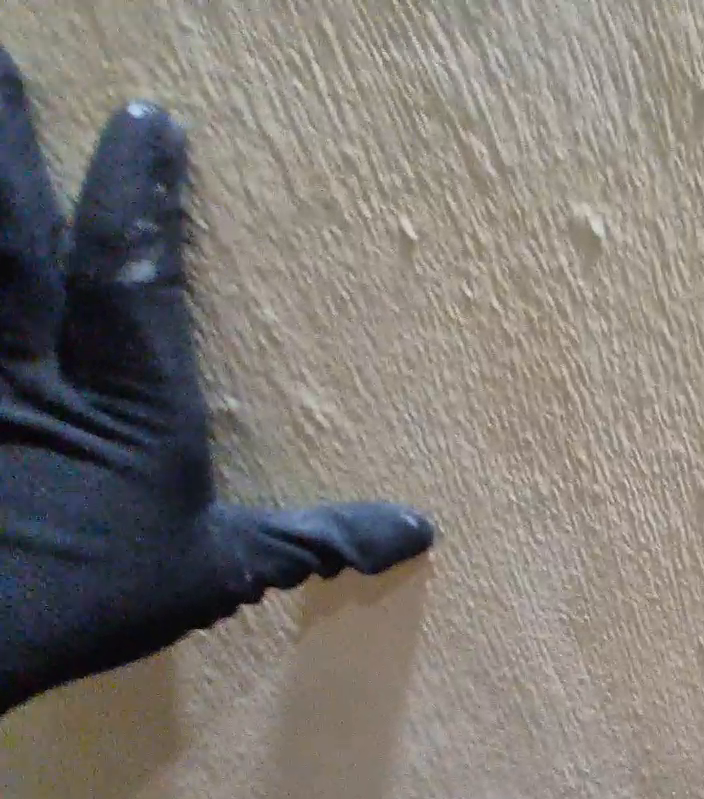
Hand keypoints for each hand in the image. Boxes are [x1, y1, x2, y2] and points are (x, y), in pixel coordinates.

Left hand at [0, 48, 433, 713]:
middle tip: (4, 58)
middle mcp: (23, 369)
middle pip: (10, 236)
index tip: (150, 122)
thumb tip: (425, 530)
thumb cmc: (79, 597)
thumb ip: (315, 540)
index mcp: (123, 400)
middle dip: (7, 148)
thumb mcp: (217, 572)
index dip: (141, 199)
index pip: (132, 277)